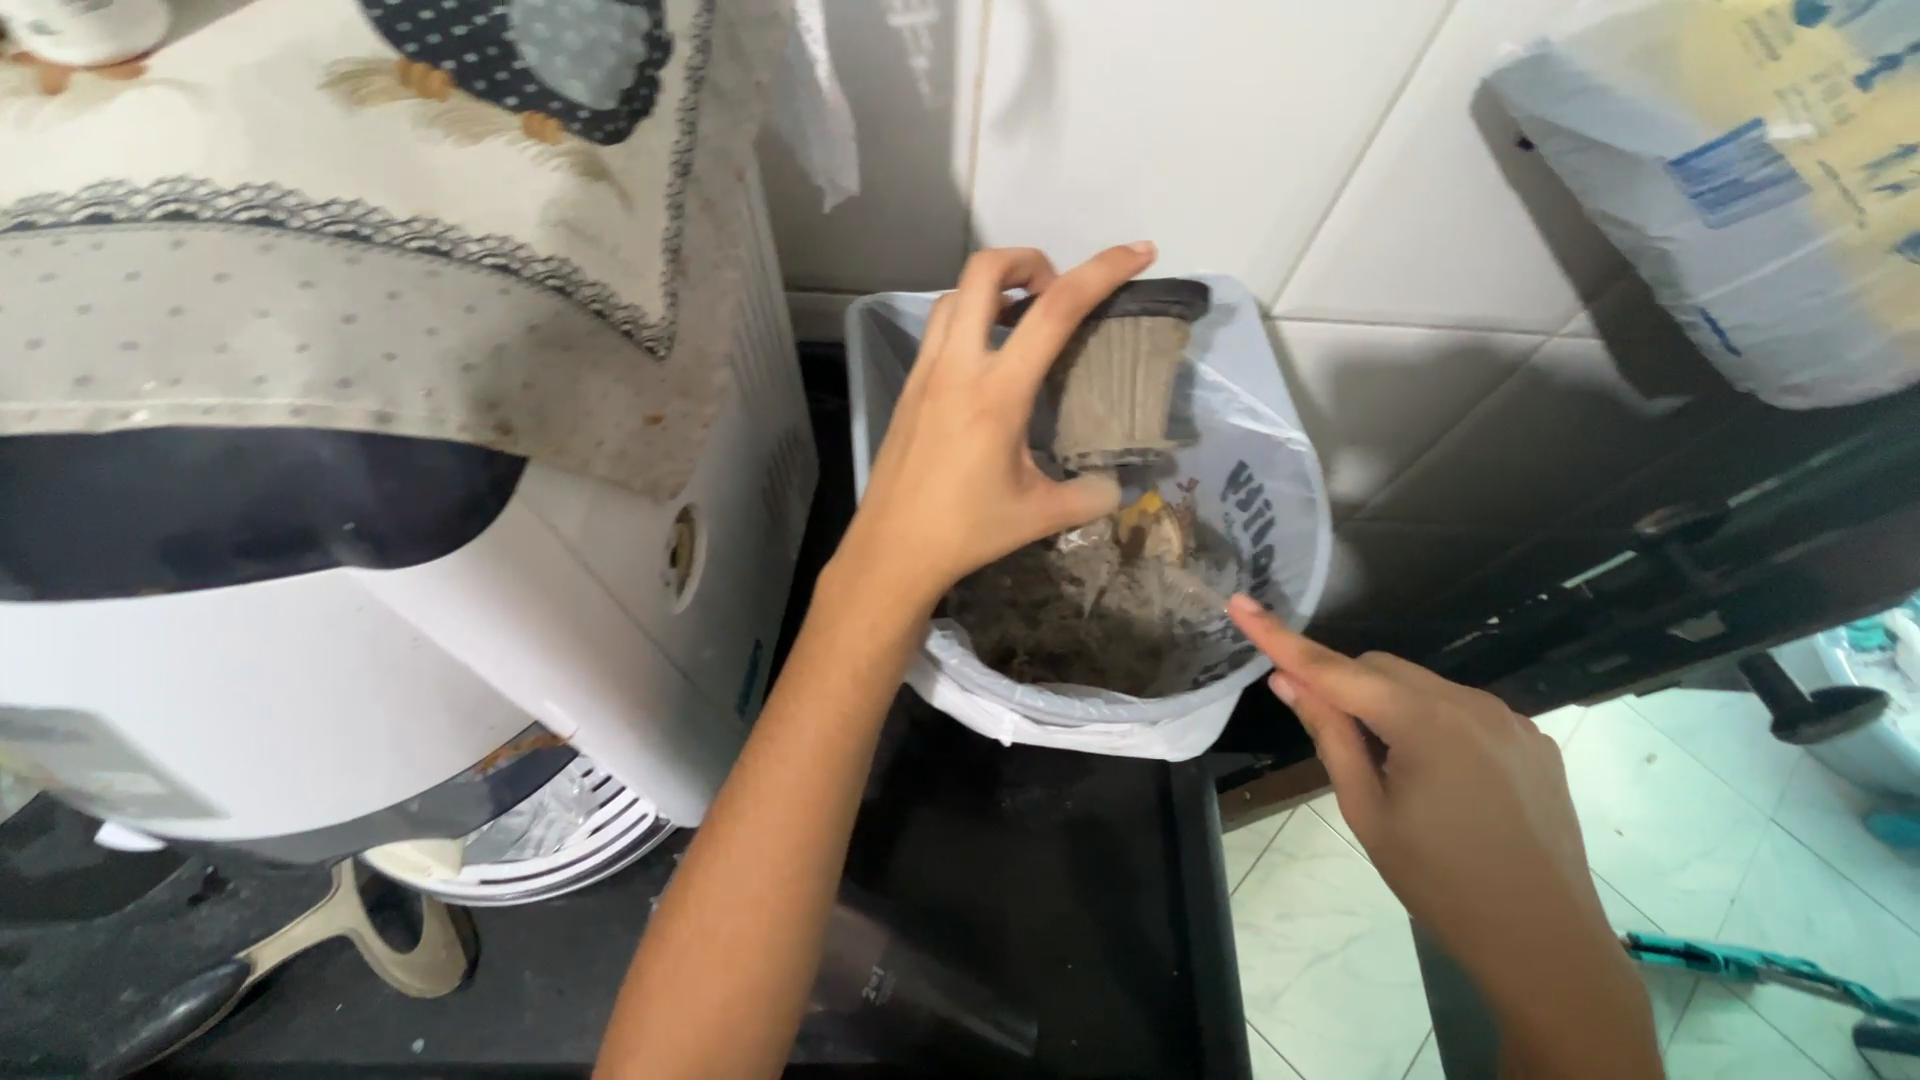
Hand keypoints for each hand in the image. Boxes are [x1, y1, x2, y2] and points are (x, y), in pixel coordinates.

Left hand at [830, 244, 1156, 610]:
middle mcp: (957, 368)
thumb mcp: (1040, 515)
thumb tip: (1117, 488)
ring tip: (1023, 320)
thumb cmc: (966, 531)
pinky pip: (939, 329)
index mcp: (997, 393)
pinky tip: (988, 359)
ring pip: (954, 296)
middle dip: (1029, 260)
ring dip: (993, 289)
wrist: (892, 550)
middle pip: (984, 271)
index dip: (1102, 271)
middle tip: (1057, 293)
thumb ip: (1089, 495)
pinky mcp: (909, 388)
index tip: (1138, 253)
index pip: (1055, 310)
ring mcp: (926, 374)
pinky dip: (968, 319)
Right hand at [1225, 596, 1618, 994]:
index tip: (1240, 603)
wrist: (1545, 944)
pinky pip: (1462, 709)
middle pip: (1380, 668)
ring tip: (1394, 772)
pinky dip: (1431, 722)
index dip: (1279, 636)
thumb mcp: (1367, 812)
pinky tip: (1443, 778)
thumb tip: (1287, 681)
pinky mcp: (1533, 740)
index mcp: (1424, 722)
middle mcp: (1470, 703)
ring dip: (1389, 705)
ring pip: (1422, 685)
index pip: (1333, 669)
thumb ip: (1329, 736)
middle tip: (1328, 734)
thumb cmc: (1439, 883)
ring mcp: (1510, 719)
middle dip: (1342, 685)